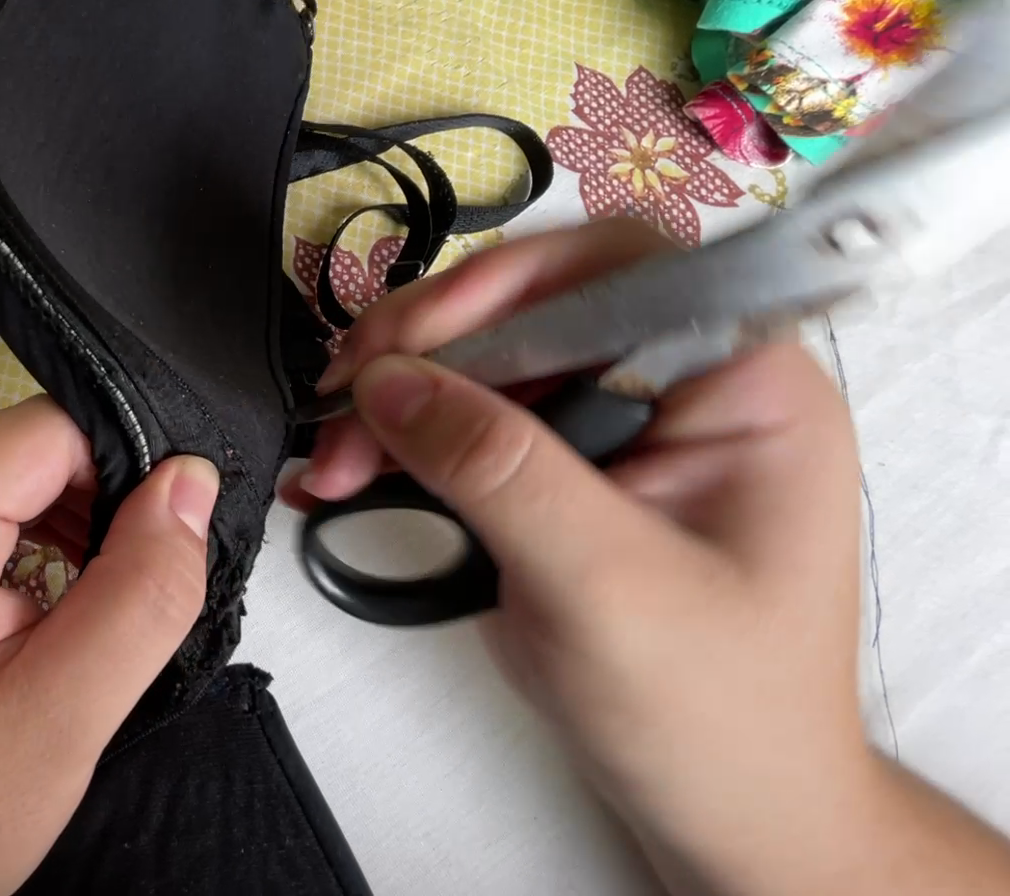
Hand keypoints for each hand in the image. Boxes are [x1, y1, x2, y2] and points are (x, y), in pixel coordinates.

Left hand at [0, 397, 218, 895]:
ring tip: (74, 600)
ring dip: (58, 508)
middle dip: (89, 494)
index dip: (119, 468)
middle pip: (23, 435)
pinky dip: (20, 517)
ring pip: (4, 452)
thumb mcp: (60, 722)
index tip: (151, 544)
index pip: (45, 428)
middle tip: (111, 591)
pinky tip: (33, 586)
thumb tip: (190, 480)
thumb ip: (139, 593)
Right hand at [297, 219, 1009, 893]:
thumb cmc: (704, 703)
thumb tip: (386, 382)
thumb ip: (499, 469)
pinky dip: (379, 441)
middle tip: (338, 407)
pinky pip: (441, 418)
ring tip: (328, 467)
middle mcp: (657, 381)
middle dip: (412, 357)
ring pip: (460, 364)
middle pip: (513, 310)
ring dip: (380, 406)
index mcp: (731, 382)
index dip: (498, 285)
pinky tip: (332, 476)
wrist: (704, 790)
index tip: (403, 344)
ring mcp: (590, 421)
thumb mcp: (605, 583)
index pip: (610, 270)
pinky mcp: (534, 461)